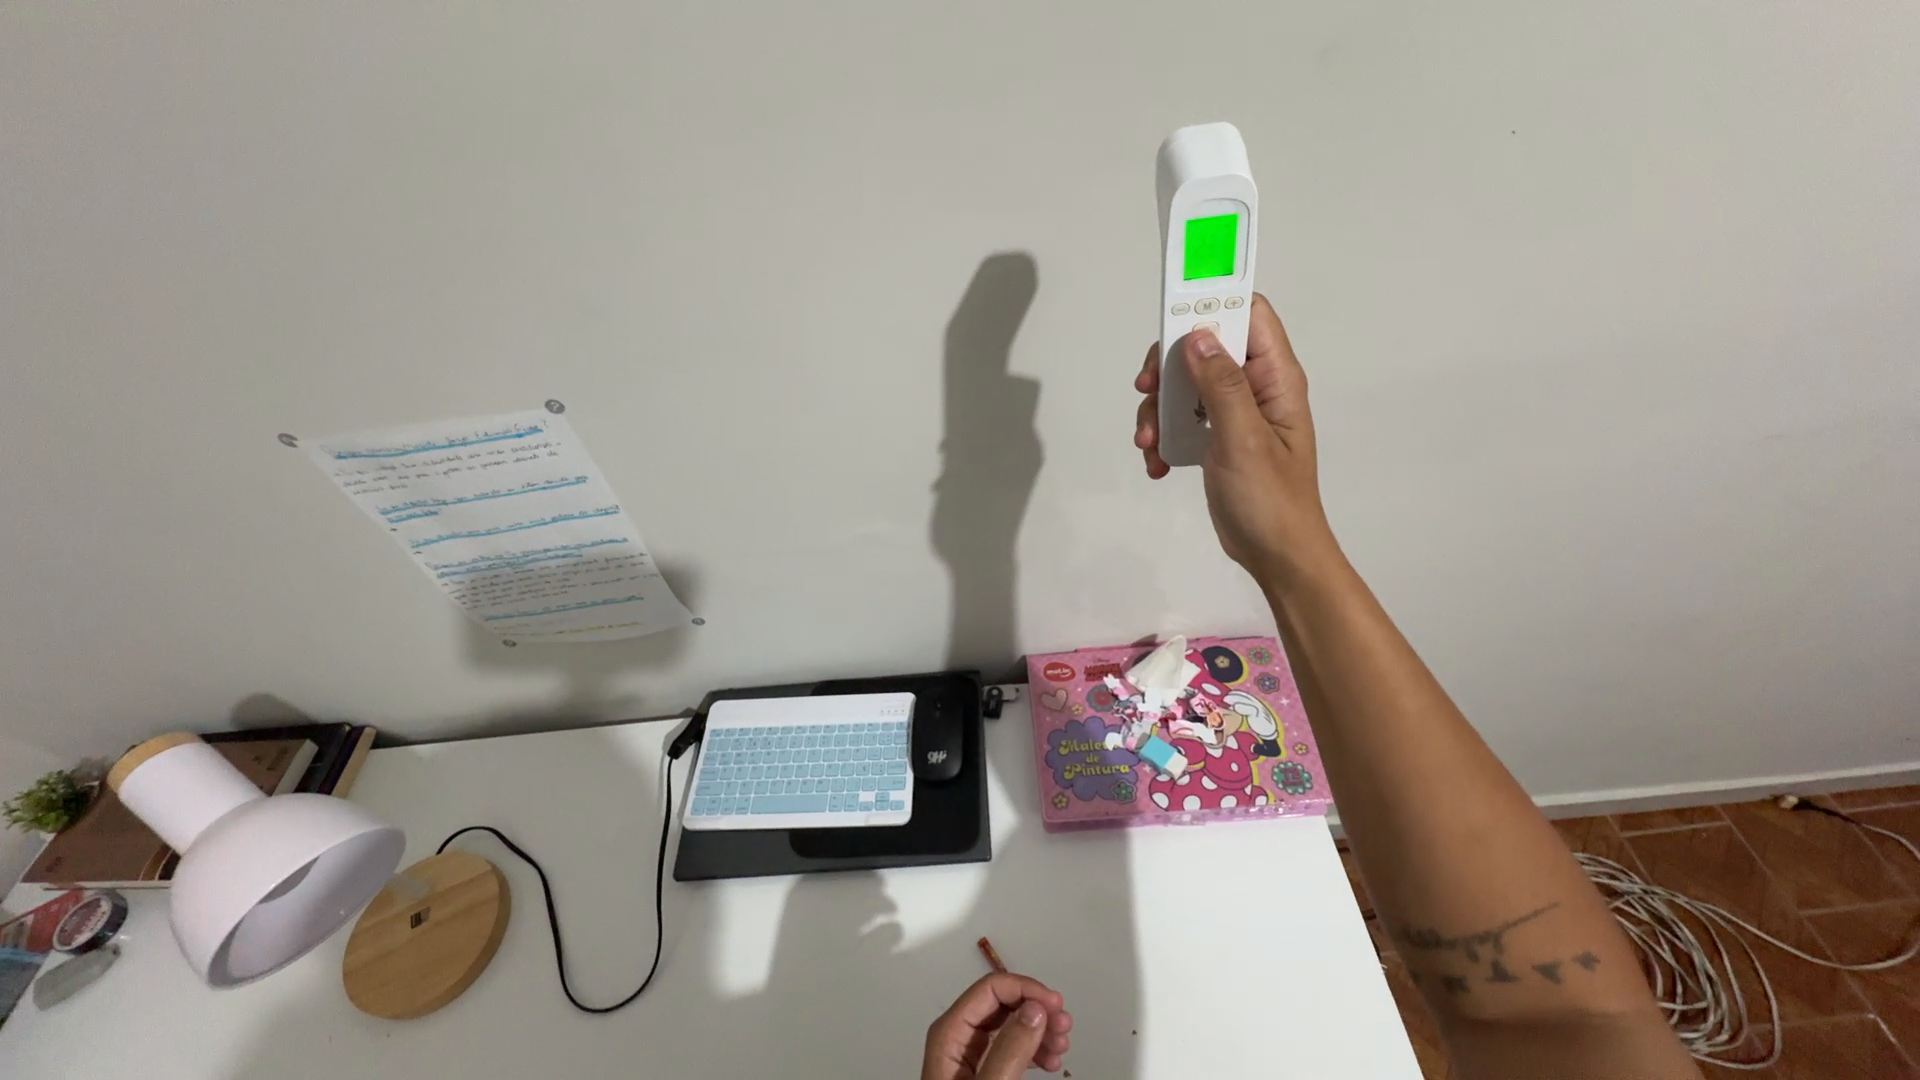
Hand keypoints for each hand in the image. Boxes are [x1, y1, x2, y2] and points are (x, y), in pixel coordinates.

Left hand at [922, 973, 1072, 1078]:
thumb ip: (1011, 1050)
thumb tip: (1035, 1009)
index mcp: (950, 1033)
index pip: (990, 989)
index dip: (1026, 989)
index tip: (1056, 1006)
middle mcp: (957, 1038)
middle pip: (1001, 1004)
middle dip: (1036, 1009)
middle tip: (1065, 1027)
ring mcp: (969, 1057)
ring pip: (1009, 1025)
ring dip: (1039, 1030)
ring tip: (1062, 1047)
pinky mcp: (982, 1075)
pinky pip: (1010, 1049)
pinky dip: (1033, 1050)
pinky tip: (1051, 1063)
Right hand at [1134, 294, 1339, 587]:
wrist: (1275, 555)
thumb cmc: (1269, 498)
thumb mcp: (1243, 438)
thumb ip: (1221, 384)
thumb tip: (1198, 332)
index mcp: (1274, 378)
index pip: (1248, 314)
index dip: (1211, 304)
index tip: (1170, 317)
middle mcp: (1254, 387)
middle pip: (1204, 347)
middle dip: (1168, 369)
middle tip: (1145, 390)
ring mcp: (1232, 413)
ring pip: (1184, 387)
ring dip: (1158, 412)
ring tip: (1148, 445)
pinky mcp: (1215, 439)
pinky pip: (1180, 422)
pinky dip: (1162, 439)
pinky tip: (1157, 465)